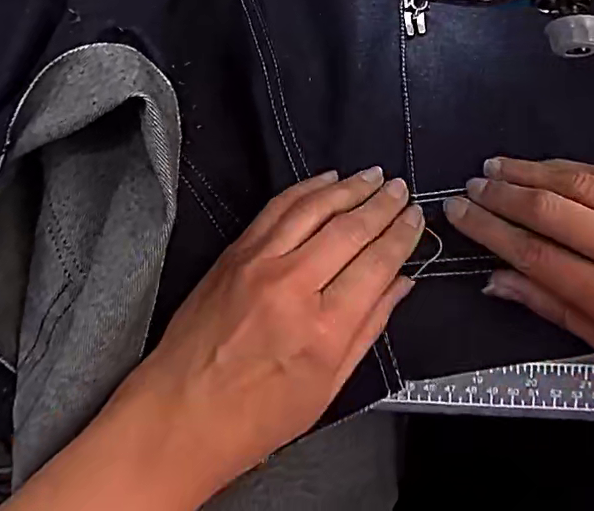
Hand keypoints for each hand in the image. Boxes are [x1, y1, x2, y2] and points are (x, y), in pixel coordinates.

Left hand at [14, 167, 422, 510]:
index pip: (377, 262)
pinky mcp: (236, 251)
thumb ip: (371, 327)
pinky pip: (279, 205)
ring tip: (374, 175)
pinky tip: (329, 178)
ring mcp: (260, 262)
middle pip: (352, 227)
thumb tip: (402, 282)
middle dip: (383, 203)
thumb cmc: (255, 418)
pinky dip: (308, 187)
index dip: (402, 234)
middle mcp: (293, 286)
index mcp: (323, 329)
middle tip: (401, 187)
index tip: (416, 217)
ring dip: (351, 186)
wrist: (176, 419)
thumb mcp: (328, 388)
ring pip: (317, 207)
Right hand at [444, 157, 593, 446]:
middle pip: (554, 209)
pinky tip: (551, 166)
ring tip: (498, 166)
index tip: (463, 213)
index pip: (538, 256)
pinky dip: (575, 168)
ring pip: (582, 182)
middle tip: (471, 184)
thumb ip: (560, 313)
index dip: (491, 230)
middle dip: (503, 193)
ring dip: (532, 170)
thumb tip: (504, 284)